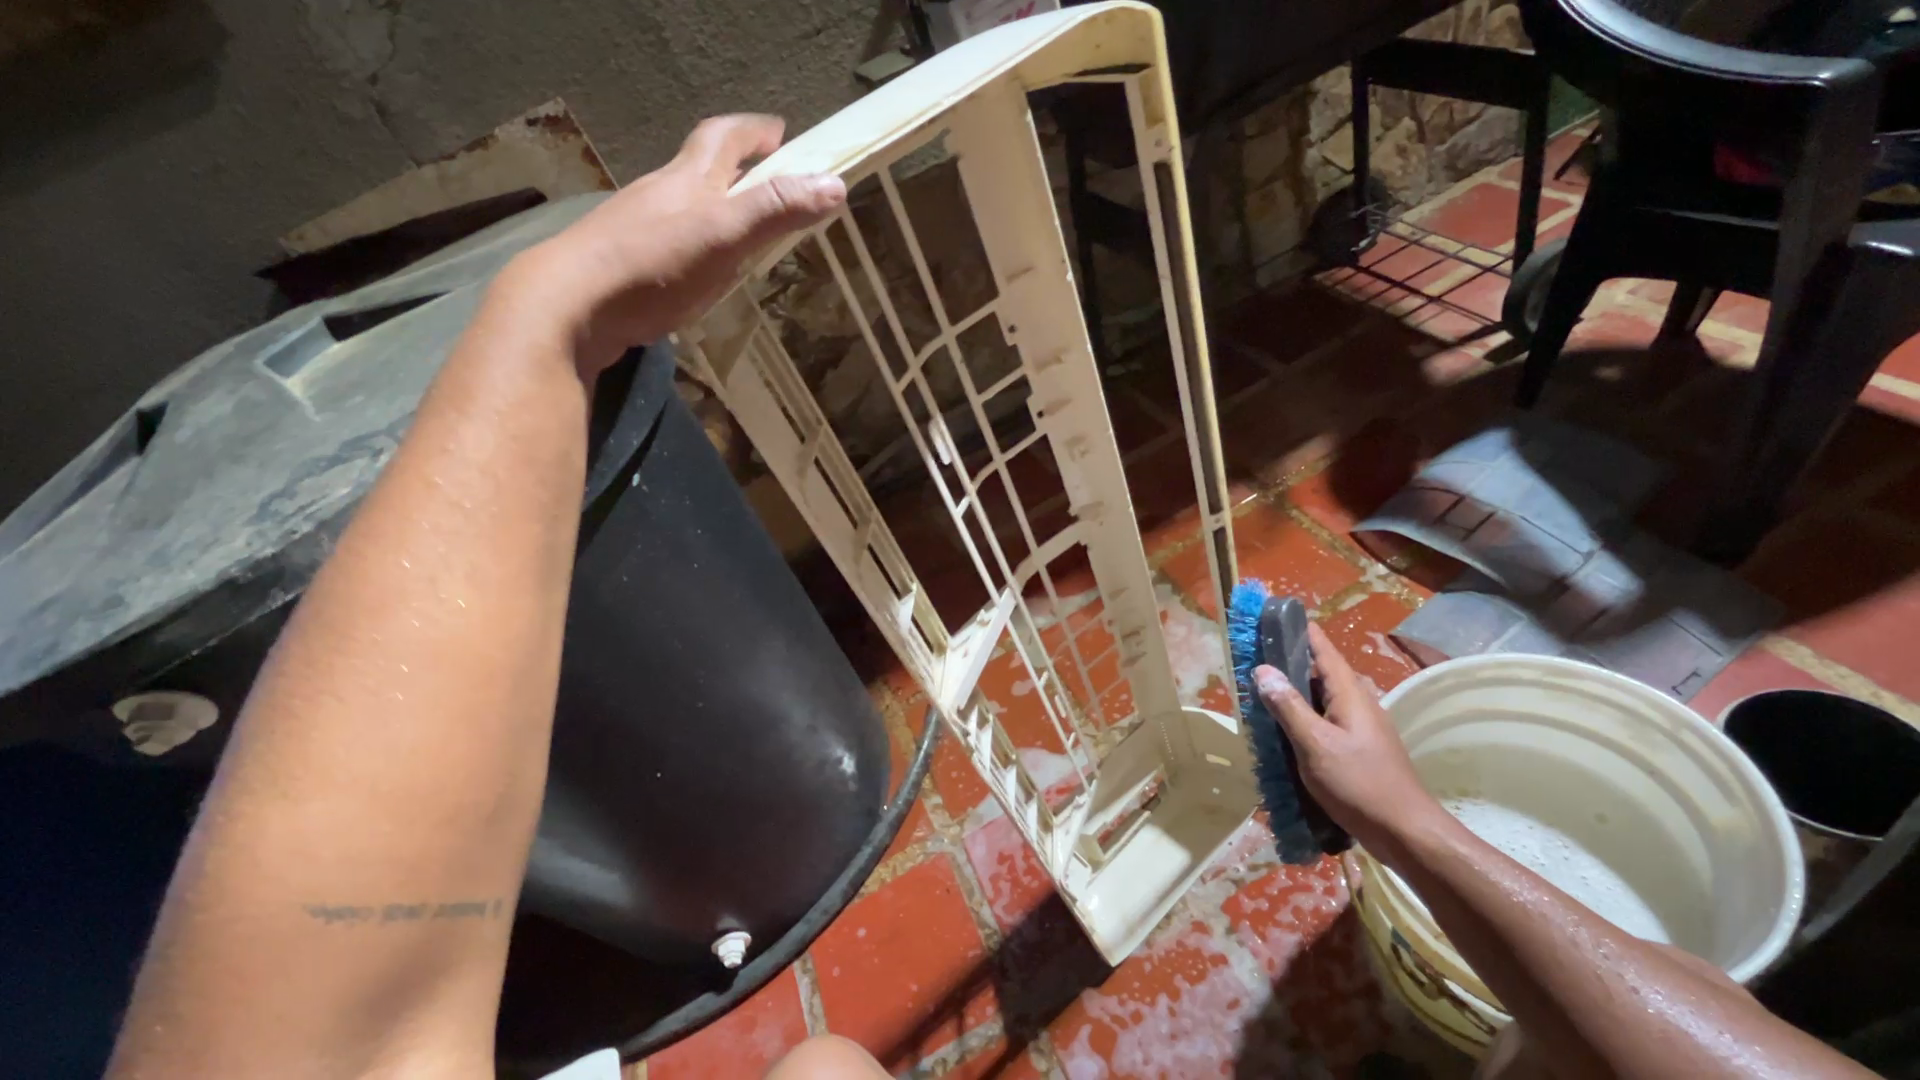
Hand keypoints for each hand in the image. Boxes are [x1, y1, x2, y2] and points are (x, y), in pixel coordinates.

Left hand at [511, 114, 847, 376]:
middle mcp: (660, 195)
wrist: (570, 306)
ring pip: (681, 208)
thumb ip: (776, 210)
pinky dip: (692, 249)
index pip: (722, 138)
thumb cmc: (652, 265)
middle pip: (700, 168)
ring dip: (713, 209)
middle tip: (766, 180)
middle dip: (735, 168)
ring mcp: (637, 230)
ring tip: (740, 230)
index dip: (753, 131)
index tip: (782, 134)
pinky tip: (697, 275)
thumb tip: (836, 184)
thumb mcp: (724, 235)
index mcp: (687, 179)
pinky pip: (666, 247)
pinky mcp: (624, 267)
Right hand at [1253, 624, 1444, 857]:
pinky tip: (1287, 733)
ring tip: (1264, 696)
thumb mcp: (1315, 745)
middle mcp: (1360, 703)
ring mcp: (1363, 726)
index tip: (1272, 615)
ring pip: (1325, 698)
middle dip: (1291, 663)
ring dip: (1297, 693)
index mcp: (1350, 693)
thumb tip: (1263, 670)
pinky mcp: (1361, 748)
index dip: (1299, 630)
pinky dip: (1306, 717)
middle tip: (1255, 660)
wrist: (1405, 832)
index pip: (1323, 649)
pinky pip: (1328, 720)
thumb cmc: (1359, 784)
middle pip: (1323, 671)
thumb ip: (1289, 707)